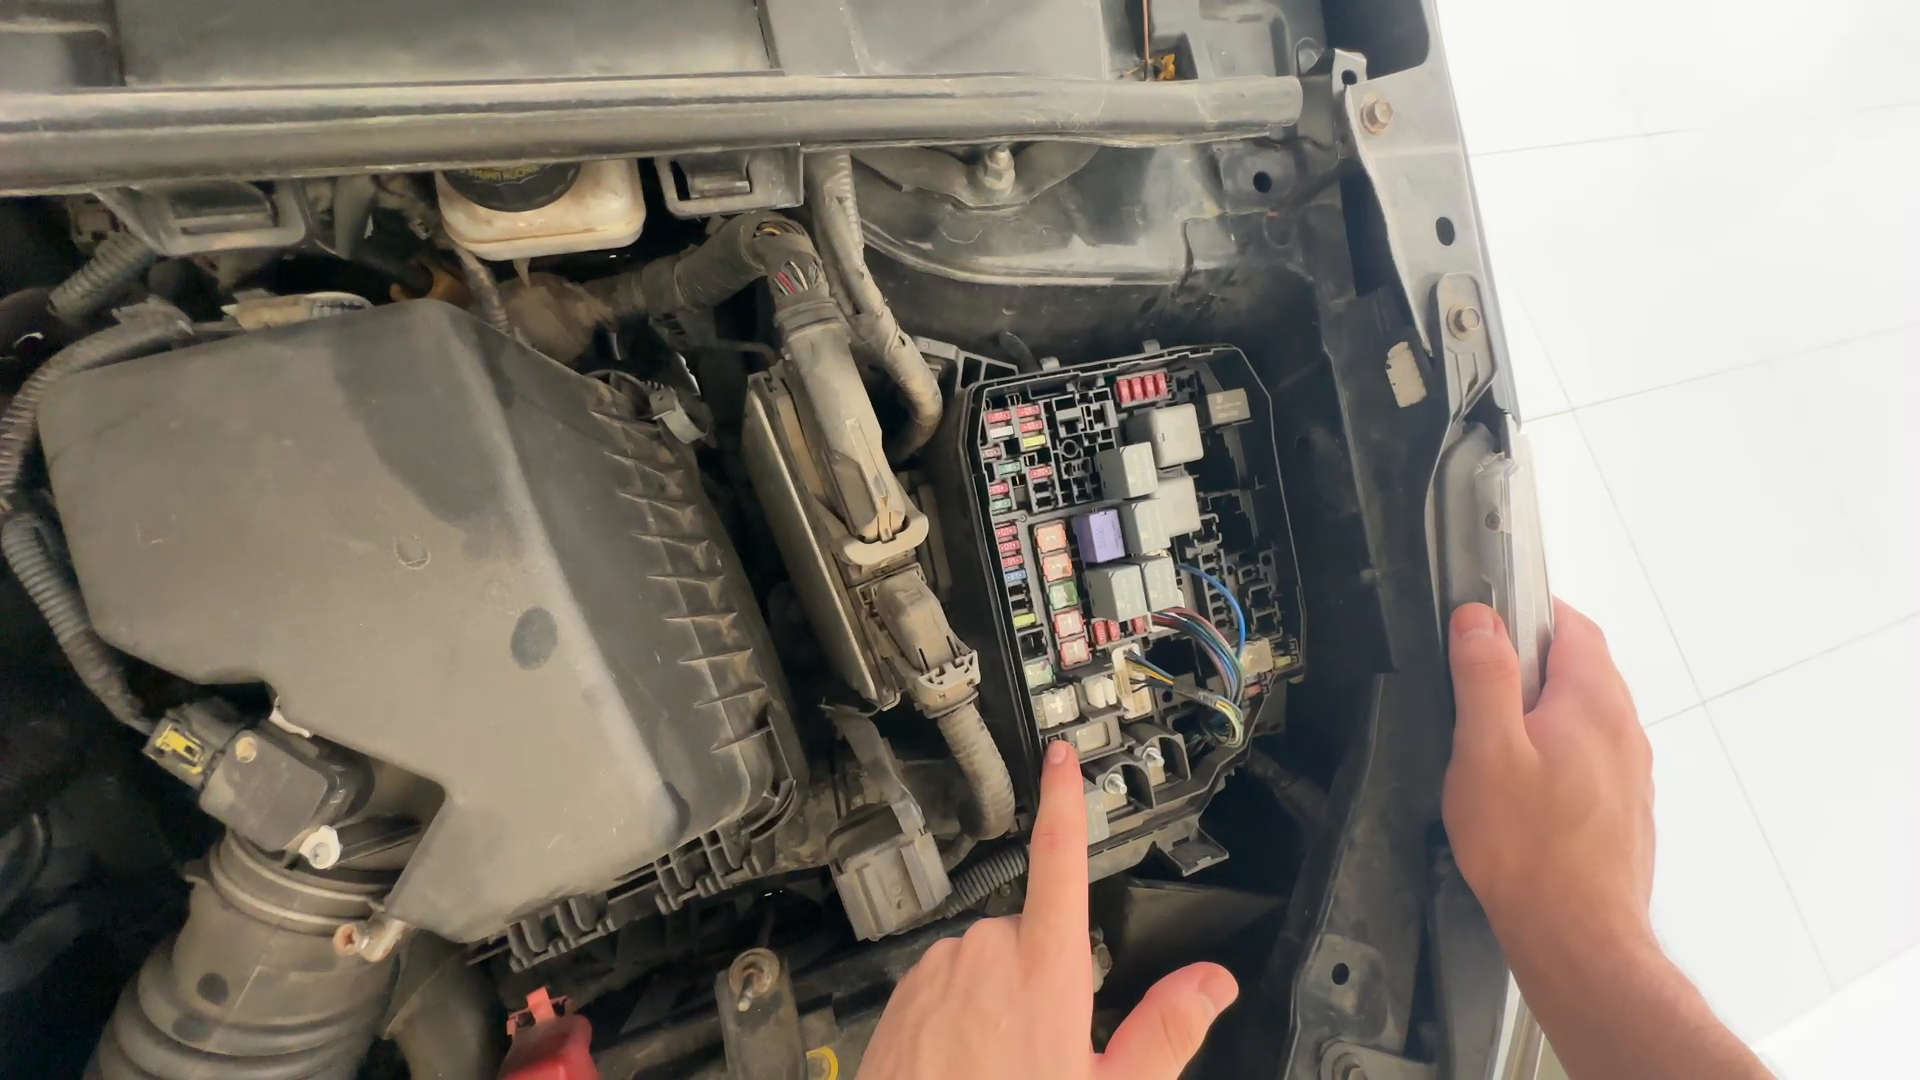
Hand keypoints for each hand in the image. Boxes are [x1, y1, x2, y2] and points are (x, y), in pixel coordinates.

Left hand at [856, 739, 1239, 1079]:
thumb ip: (1163, 1030)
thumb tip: (1212, 983)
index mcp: (1045, 964)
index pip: (1060, 855)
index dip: (1063, 796)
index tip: (1060, 755)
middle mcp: (989, 947)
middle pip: (1031, 933)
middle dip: (1042, 974)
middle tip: (1043, 1048)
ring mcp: (942, 964)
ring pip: (988, 961)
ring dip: (998, 998)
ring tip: (999, 1065)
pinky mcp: (908, 986)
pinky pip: (946, 980)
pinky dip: (959, 1010)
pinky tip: (961, 1062)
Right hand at [1442, 600, 1655, 957]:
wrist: (1575, 931)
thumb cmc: (1522, 837)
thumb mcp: (1486, 746)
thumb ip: (1484, 676)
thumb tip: (1478, 616)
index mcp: (1593, 705)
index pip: (1576, 629)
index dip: (1532, 610)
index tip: (1484, 616)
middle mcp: (1623, 730)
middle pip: (1583, 666)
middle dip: (1530, 655)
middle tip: (1470, 670)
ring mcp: (1628, 771)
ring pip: (1584, 709)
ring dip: (1541, 698)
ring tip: (1485, 722)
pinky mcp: (1621, 803)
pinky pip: (1587, 747)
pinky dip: (1553, 735)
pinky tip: (1516, 770)